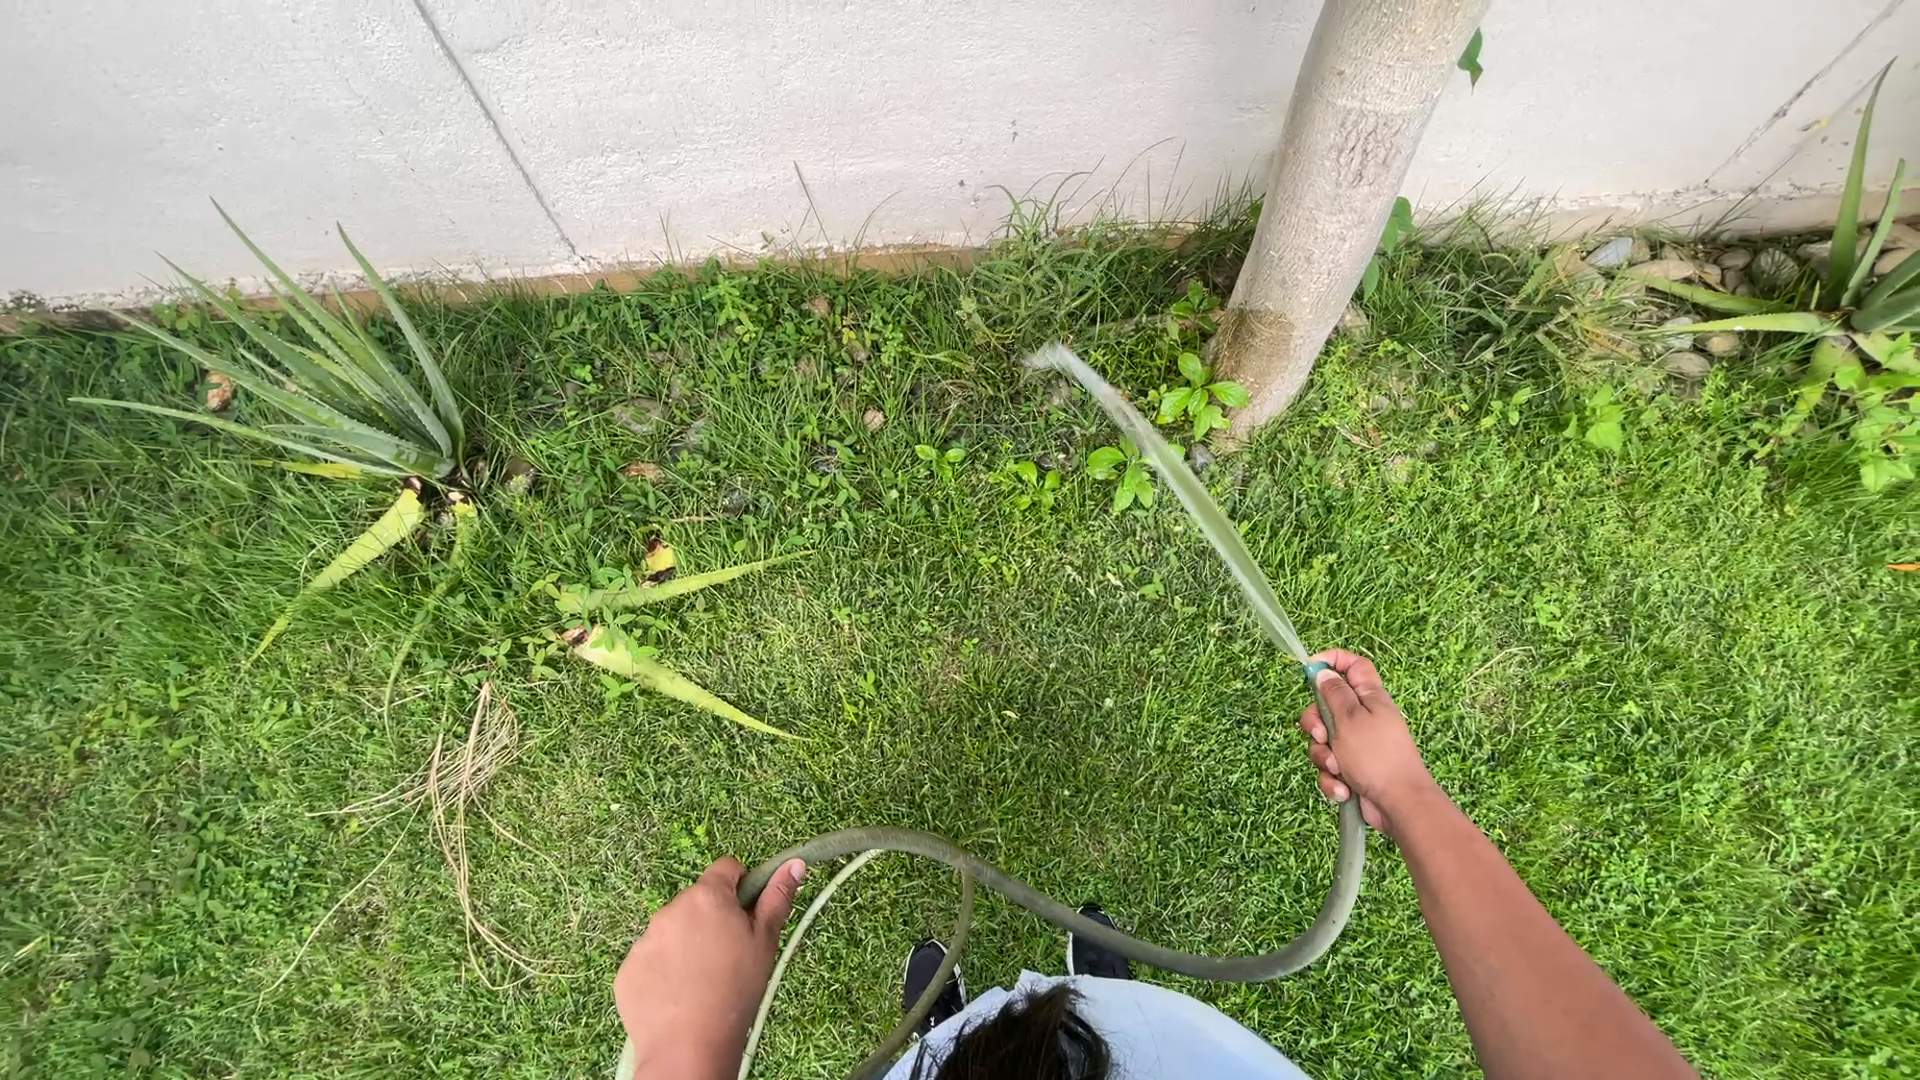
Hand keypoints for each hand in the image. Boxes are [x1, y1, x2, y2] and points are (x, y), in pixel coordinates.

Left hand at [615, 856, 805, 1079]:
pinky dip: (664, 968)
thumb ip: (778, 897)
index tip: (746, 915)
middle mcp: (672, 908)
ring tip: (702, 979)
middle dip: (713, 917)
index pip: (726, 868)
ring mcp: (645, 939)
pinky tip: (678, 993)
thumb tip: (794, 863)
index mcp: (708, 895)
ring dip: (687, 941)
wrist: (689, 1048)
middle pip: (699, 900)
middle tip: (728, 953)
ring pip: (674, 928)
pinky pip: (651, 956)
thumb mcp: (766, 940)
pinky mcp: (627, 968)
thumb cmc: (736, 990)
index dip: (741, 887)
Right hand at [1298, 649, 1437, 835]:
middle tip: (1321, 735)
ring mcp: (1357, 745)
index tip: (1309, 668)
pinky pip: (1329, 766)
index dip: (1332, 660)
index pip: (1353, 665)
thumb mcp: (1350, 719)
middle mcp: (1363, 718)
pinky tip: (1343, 789)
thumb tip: (1323, 672)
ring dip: (1323, 756)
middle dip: (1315, 723)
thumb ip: (1333, 693)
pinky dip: (1331, 778)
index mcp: (1370, 698)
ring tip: (1336, 768)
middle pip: (1326, 706)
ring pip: (1323, 740)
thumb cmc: (1376, 756)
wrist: (1399, 806)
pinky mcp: (1352, 769)